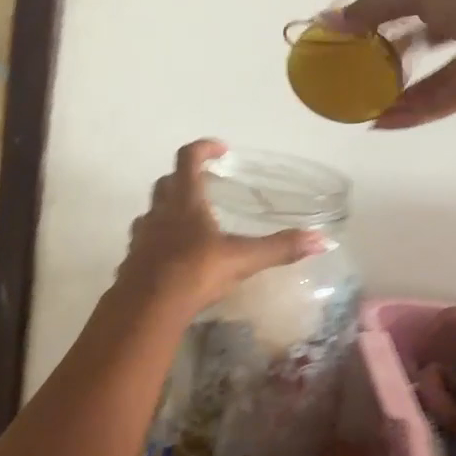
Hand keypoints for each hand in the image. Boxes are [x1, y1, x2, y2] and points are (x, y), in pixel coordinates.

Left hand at [117, 140, 327, 315]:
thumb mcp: (242, 259)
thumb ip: (280, 248)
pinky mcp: (133, 257)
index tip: (221, 149)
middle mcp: (159, 211)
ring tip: (191, 222)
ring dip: (169, 209)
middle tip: (205, 185)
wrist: (147, 306)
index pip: (188, 159)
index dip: (203, 149)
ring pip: (153, 211)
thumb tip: (322, 240)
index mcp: (184, 201)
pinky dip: (159, 239)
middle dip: (184, 178)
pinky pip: (146, 239)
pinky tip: (174, 256)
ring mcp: (143, 234)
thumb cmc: (194, 272)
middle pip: (166, 183)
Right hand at [324, 0, 455, 128]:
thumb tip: (328, 19)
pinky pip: (438, 99)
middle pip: (418, 32)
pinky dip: (410, 110)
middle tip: (350, 65)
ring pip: (427, 71)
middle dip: (384, 49)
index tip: (348, 27)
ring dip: (393, 86)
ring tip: (358, 99)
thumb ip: (374, 4)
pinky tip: (378, 122)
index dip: (379, 8)